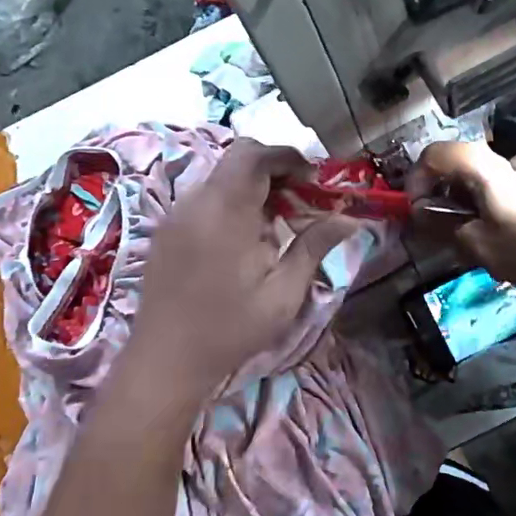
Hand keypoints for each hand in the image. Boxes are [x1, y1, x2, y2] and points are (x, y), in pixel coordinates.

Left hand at [125, 140, 355, 403]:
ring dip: (255, 186)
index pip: (256, 155)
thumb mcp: (284, 293)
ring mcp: (176, 215)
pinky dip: (233, 201)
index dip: (290, 157)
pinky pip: (206, 198)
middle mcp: (196, 202)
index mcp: (226, 212)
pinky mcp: (167, 230)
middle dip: (276, 169)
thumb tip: (350, 219)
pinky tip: (248, 239)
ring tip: (279, 222)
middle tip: (302, 199)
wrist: (165, 361)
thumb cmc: (230, 329)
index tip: (315, 181)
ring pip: (221, 177)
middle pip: (238, 159)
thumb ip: (315, 246)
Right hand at [406, 142, 515, 303]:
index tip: (421, 205)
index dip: (420, 176)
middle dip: (459, 191)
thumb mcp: (489, 253)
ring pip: (507, 170)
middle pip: (474, 162)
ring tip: (511, 232)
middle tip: (466, 227)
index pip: (440, 152)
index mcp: (494, 169)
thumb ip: (449, 229)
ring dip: (495, 194)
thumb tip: (424, 212)